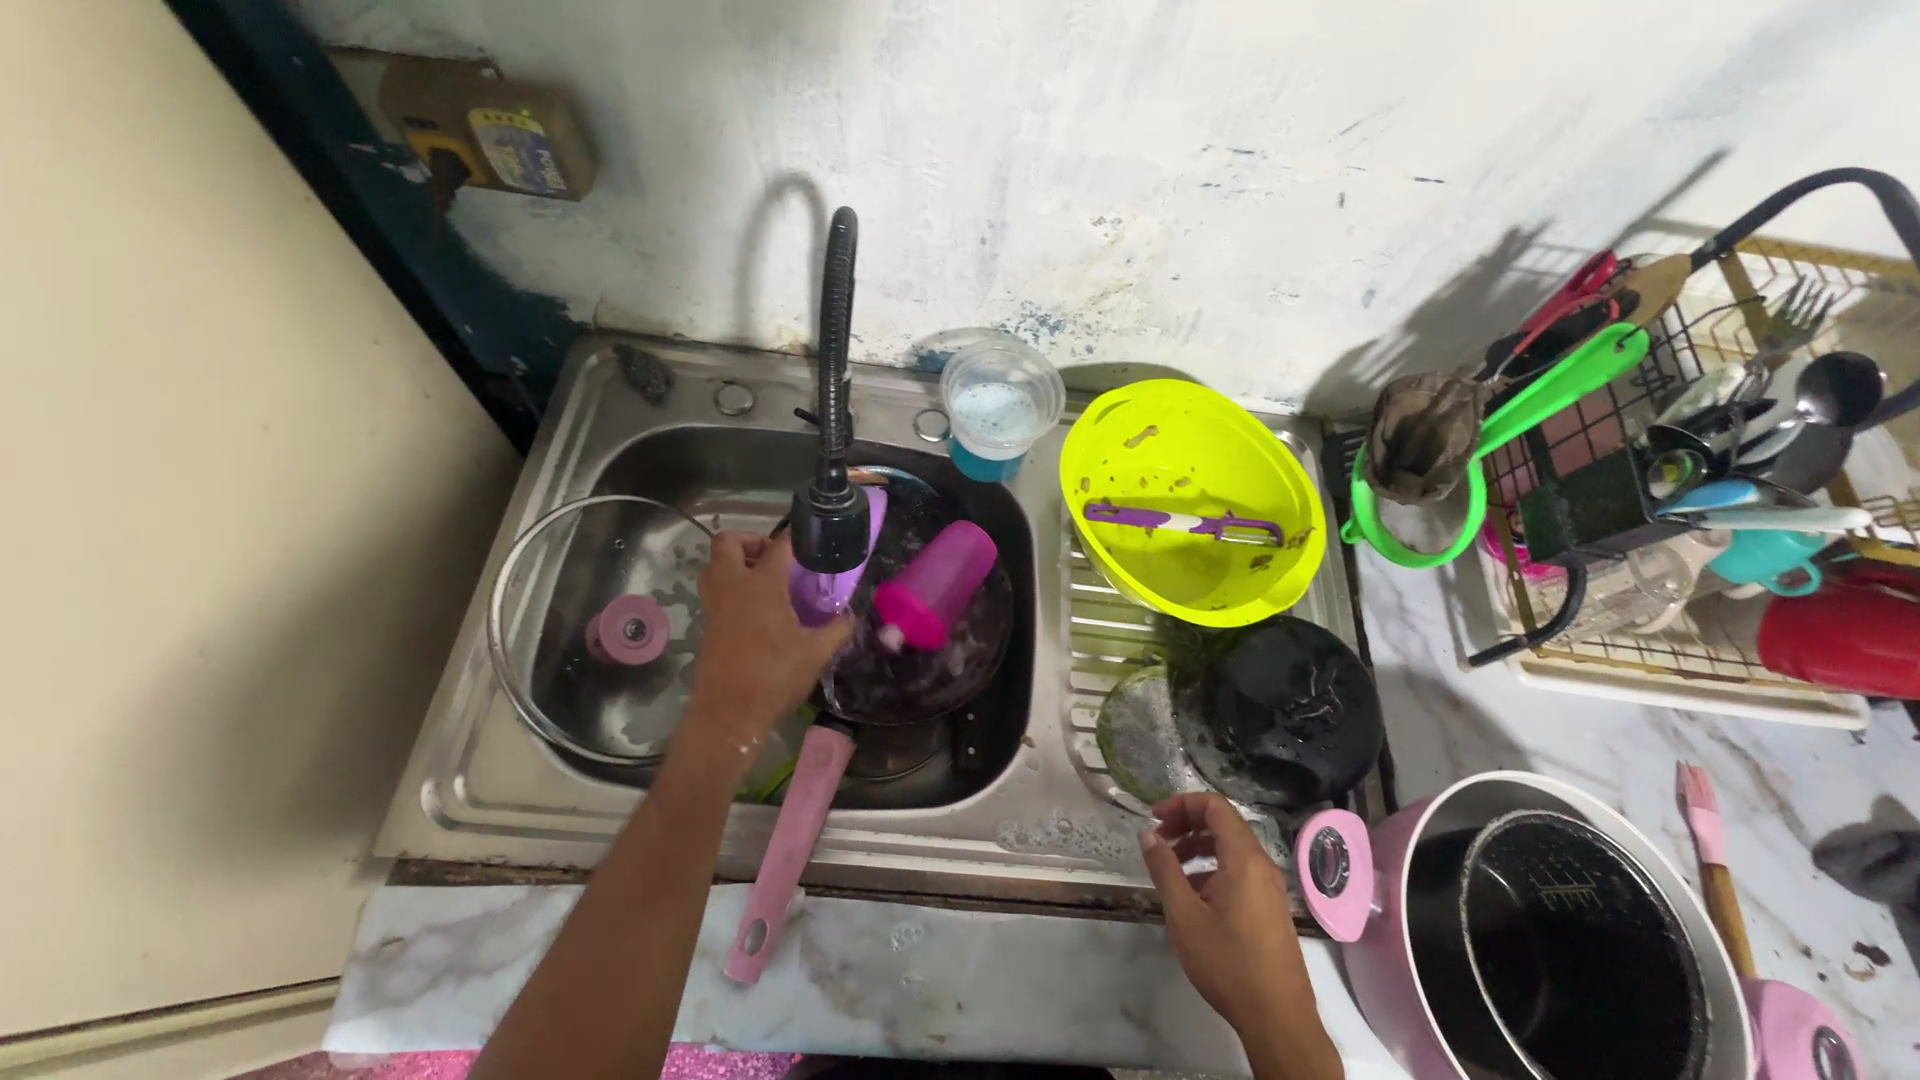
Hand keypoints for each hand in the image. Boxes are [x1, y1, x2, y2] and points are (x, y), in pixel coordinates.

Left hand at [679, 532, 851, 768]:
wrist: (730, 712)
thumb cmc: (775, 676)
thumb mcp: (816, 652)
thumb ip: (837, 629)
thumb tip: (850, 618)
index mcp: (762, 585)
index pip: (780, 546)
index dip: (796, 538)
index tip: (811, 538)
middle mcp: (733, 586)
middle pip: (728, 543)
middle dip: (750, 541)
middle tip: (773, 557)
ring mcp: (715, 605)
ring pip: (713, 566)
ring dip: (734, 563)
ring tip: (762, 579)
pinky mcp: (708, 625)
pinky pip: (714, 592)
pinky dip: (730, 588)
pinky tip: (755, 610)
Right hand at [1140, 793, 1341, 1079]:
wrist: (1278, 1018)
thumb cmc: (1228, 963)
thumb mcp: (1184, 915)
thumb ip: (1164, 869)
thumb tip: (1147, 834)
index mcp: (1244, 859)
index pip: (1215, 807)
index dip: (1182, 803)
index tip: (1154, 818)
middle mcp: (1263, 865)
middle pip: (1224, 824)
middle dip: (1187, 824)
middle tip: (1158, 840)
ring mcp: (1271, 887)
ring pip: (1232, 849)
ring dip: (1199, 848)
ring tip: (1171, 870)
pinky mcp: (1271, 907)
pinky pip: (1241, 871)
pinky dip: (1214, 869)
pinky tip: (1194, 898)